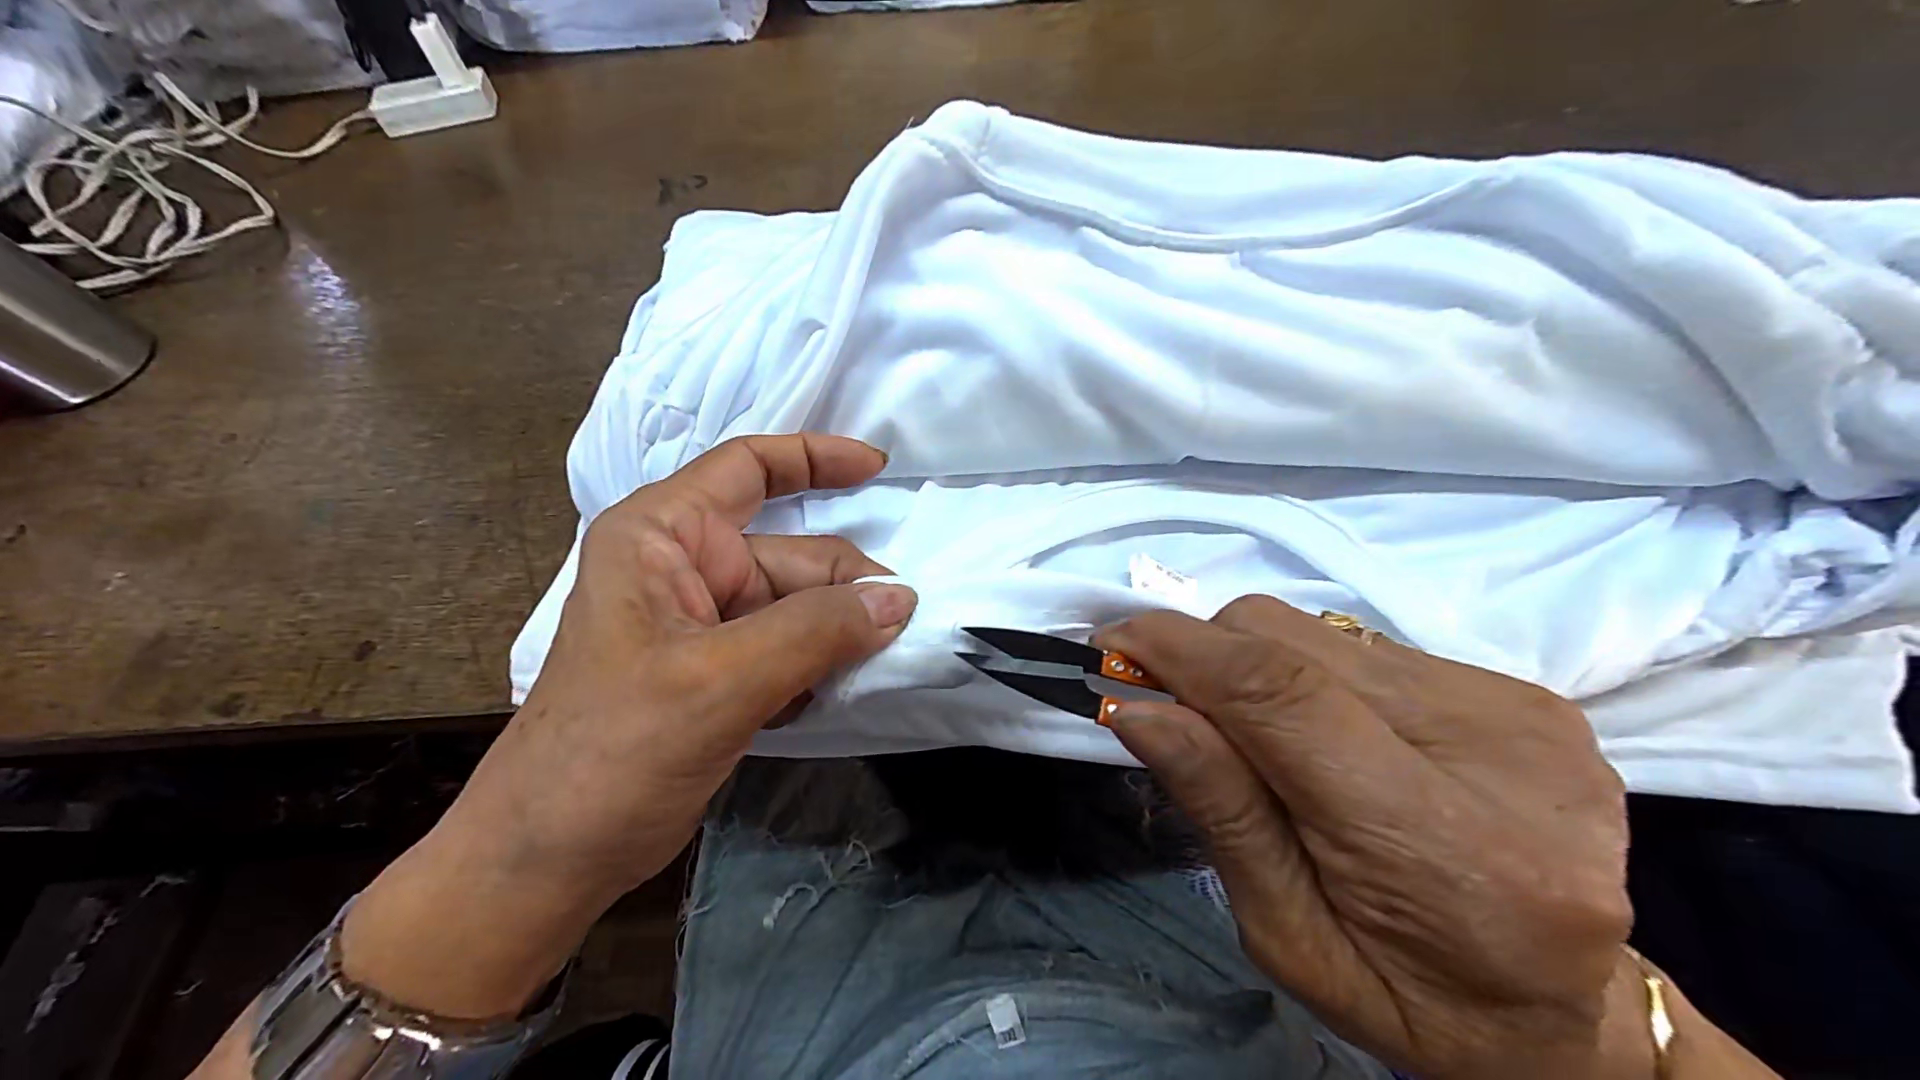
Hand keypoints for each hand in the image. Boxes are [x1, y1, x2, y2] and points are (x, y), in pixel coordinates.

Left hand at [339, 435, 916, 1017]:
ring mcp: (705, 625)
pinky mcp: (721, 673)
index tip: (880, 467)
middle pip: (792, 553)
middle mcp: (685, 570)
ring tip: (880, 660)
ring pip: (799, 607)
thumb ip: (817, 630)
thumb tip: (900, 598)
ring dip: (840, 631)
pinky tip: (836, 694)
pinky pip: (792, 648)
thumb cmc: (613, 751)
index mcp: (662, 537)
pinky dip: (821, 664)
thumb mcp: (721, 679)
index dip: (815, 457)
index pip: (746, 468)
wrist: (550, 860)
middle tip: (903, 621)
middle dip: (846, 585)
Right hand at [1097, 597, 1640, 1079]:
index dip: (1184, 653)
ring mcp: (1520, 710)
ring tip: (1258, 735)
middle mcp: (1499, 755)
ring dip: (1255, 664)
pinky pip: (1360, 644)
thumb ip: (1220, 810)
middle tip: (1168, 701)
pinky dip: (1309, 672)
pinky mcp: (1520, 690)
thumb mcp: (1287, 939)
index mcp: (1444, 851)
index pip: (1284, 699)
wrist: (1570, 1015)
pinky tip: (1327, 733)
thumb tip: (1138, 708)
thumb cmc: (1412, 1002)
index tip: (1111, 642)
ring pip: (1320, 630)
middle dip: (1206, 655)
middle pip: (1295, 642)